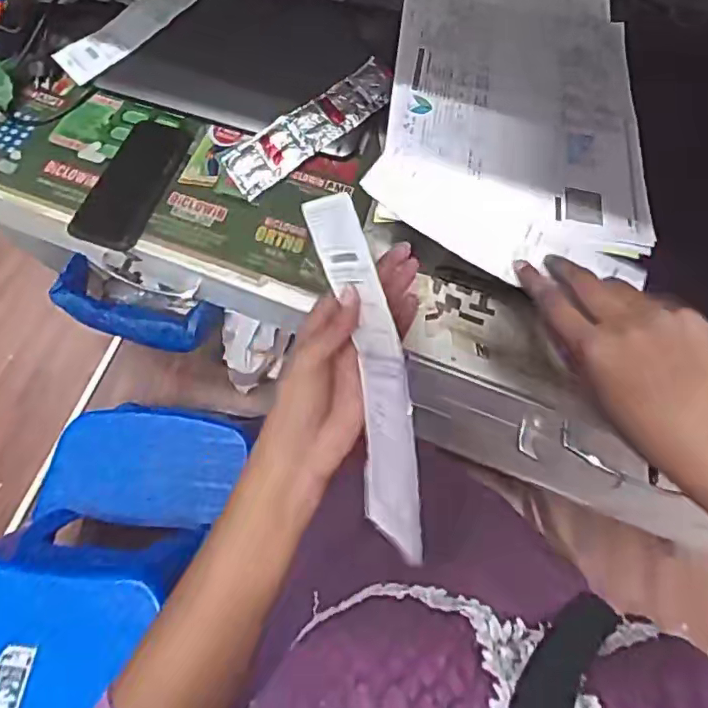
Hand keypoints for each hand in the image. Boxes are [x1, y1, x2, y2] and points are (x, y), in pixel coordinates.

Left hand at [254, 243, 419, 492]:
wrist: (305, 452)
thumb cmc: (295, 406)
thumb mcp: (308, 360)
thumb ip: (333, 328)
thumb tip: (352, 294)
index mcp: (320, 327)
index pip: (344, 292)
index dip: (362, 272)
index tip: (379, 254)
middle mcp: (342, 336)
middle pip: (368, 300)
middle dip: (386, 277)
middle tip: (405, 256)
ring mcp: (360, 353)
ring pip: (383, 317)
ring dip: (396, 295)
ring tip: (412, 272)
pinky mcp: (375, 372)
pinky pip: (391, 343)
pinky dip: (402, 324)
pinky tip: (411, 306)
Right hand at [514, 256, 707, 495]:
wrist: (707, 437)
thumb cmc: (647, 429)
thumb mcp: (593, 394)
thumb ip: (573, 354)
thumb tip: (558, 327)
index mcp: (595, 349)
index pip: (554, 303)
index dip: (536, 282)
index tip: (527, 268)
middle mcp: (625, 325)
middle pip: (585, 281)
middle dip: (566, 269)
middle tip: (556, 263)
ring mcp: (659, 316)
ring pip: (619, 287)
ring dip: (605, 289)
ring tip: (603, 301)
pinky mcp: (686, 314)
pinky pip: (654, 300)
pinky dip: (644, 308)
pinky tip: (647, 327)